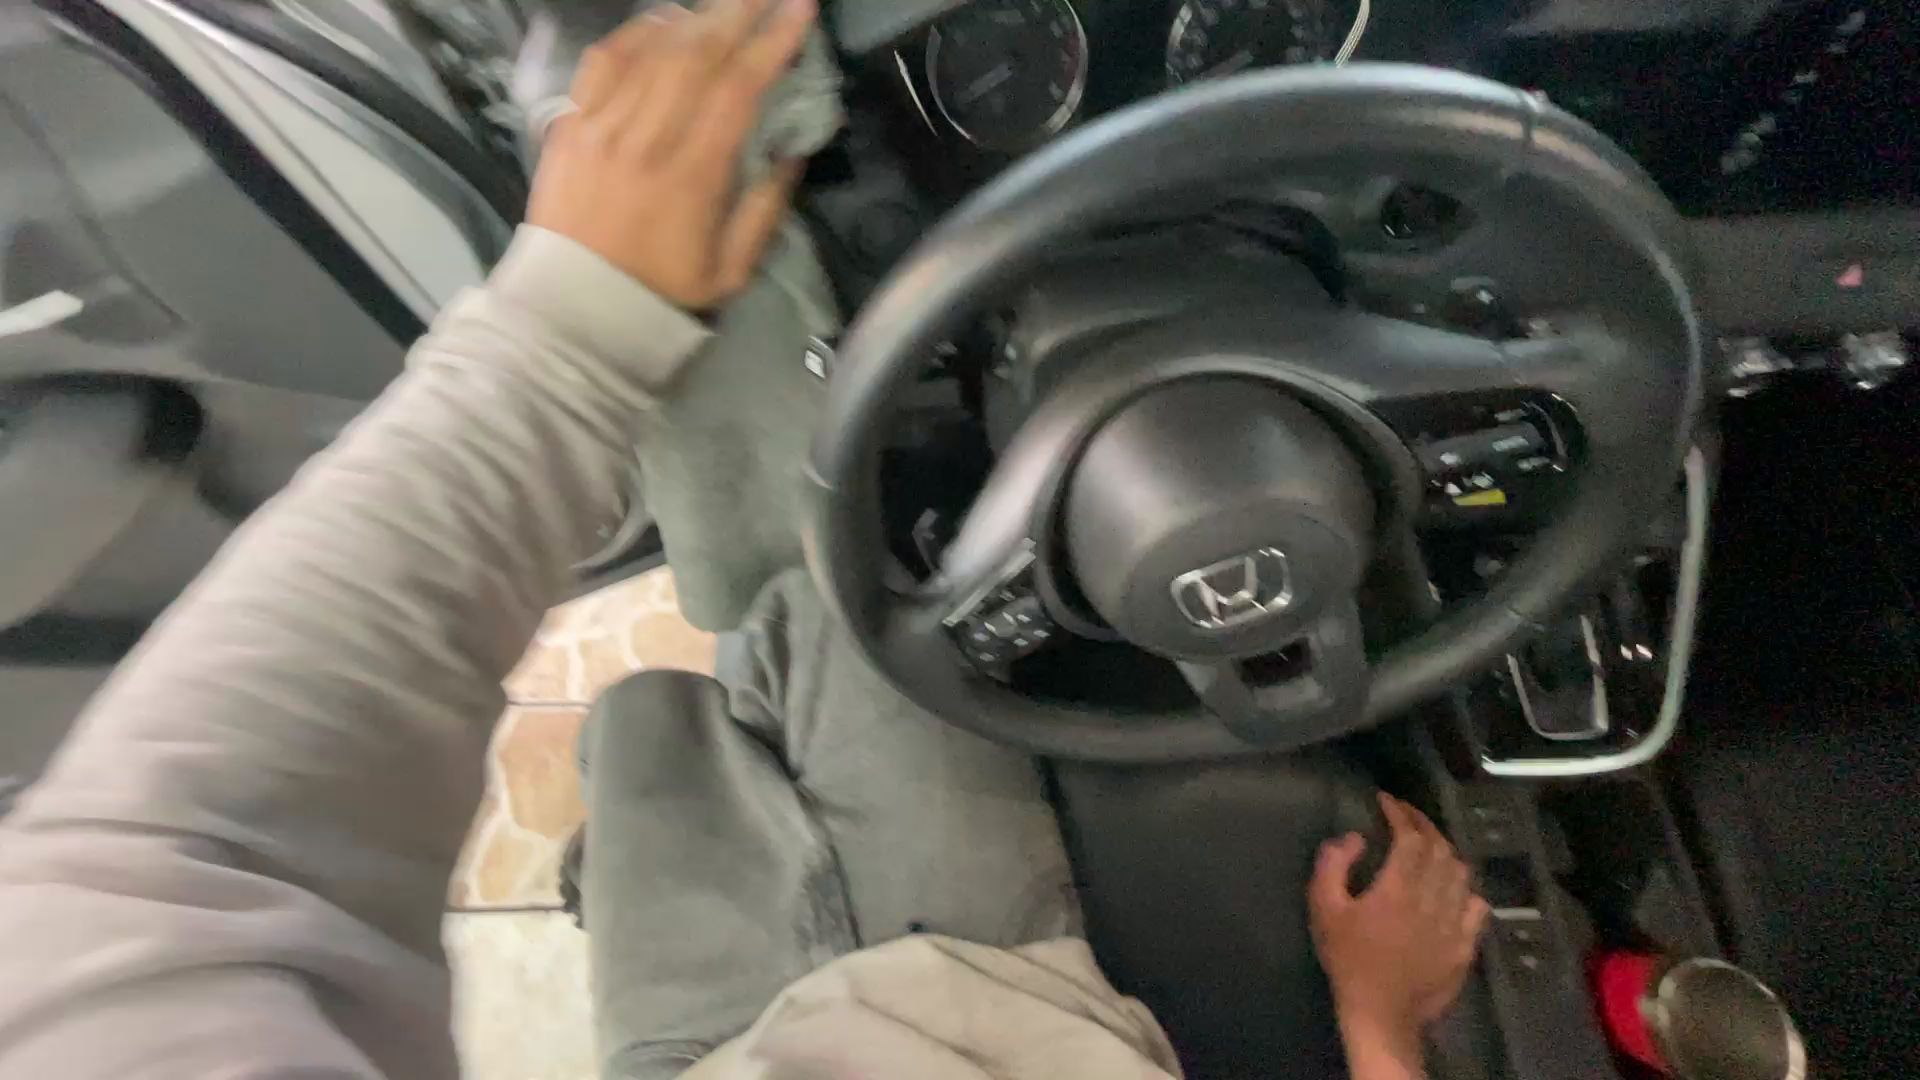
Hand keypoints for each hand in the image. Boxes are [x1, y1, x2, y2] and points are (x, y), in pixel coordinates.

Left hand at [526, 0, 815, 309]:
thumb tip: (789, 153)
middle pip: (695, 52)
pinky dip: (637, 33)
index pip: (737, 90)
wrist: (578, 308)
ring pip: (651, 47)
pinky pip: (604, 60)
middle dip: (737, 11)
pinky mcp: (570, 125)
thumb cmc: (663, 295)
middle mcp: (645, 138)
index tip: (800, 11)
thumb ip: (763, 212)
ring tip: (722, 8)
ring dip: (693, 17)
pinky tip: (661, 25)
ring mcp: (601, 125)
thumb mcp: (730, 273)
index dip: (772, 43)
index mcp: (691, 177)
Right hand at [1309, 793, 1490, 1077]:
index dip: (1400, 813)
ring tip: (1426, 843)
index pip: (1410, 838)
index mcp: (1397, 889)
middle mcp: (1432, 901)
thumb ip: (1333, 865)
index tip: (1385, 800)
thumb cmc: (1347, 956)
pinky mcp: (1466, 946)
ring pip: (1461, 873)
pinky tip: (1449, 885)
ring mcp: (1454, 925)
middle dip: (1423, 823)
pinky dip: (1464, 887)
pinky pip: (1477, 906)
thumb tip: (1354, 838)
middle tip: (1404, 813)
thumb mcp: (1323, 906)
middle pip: (1440, 849)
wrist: (1382, 1013)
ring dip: (1444, 850)